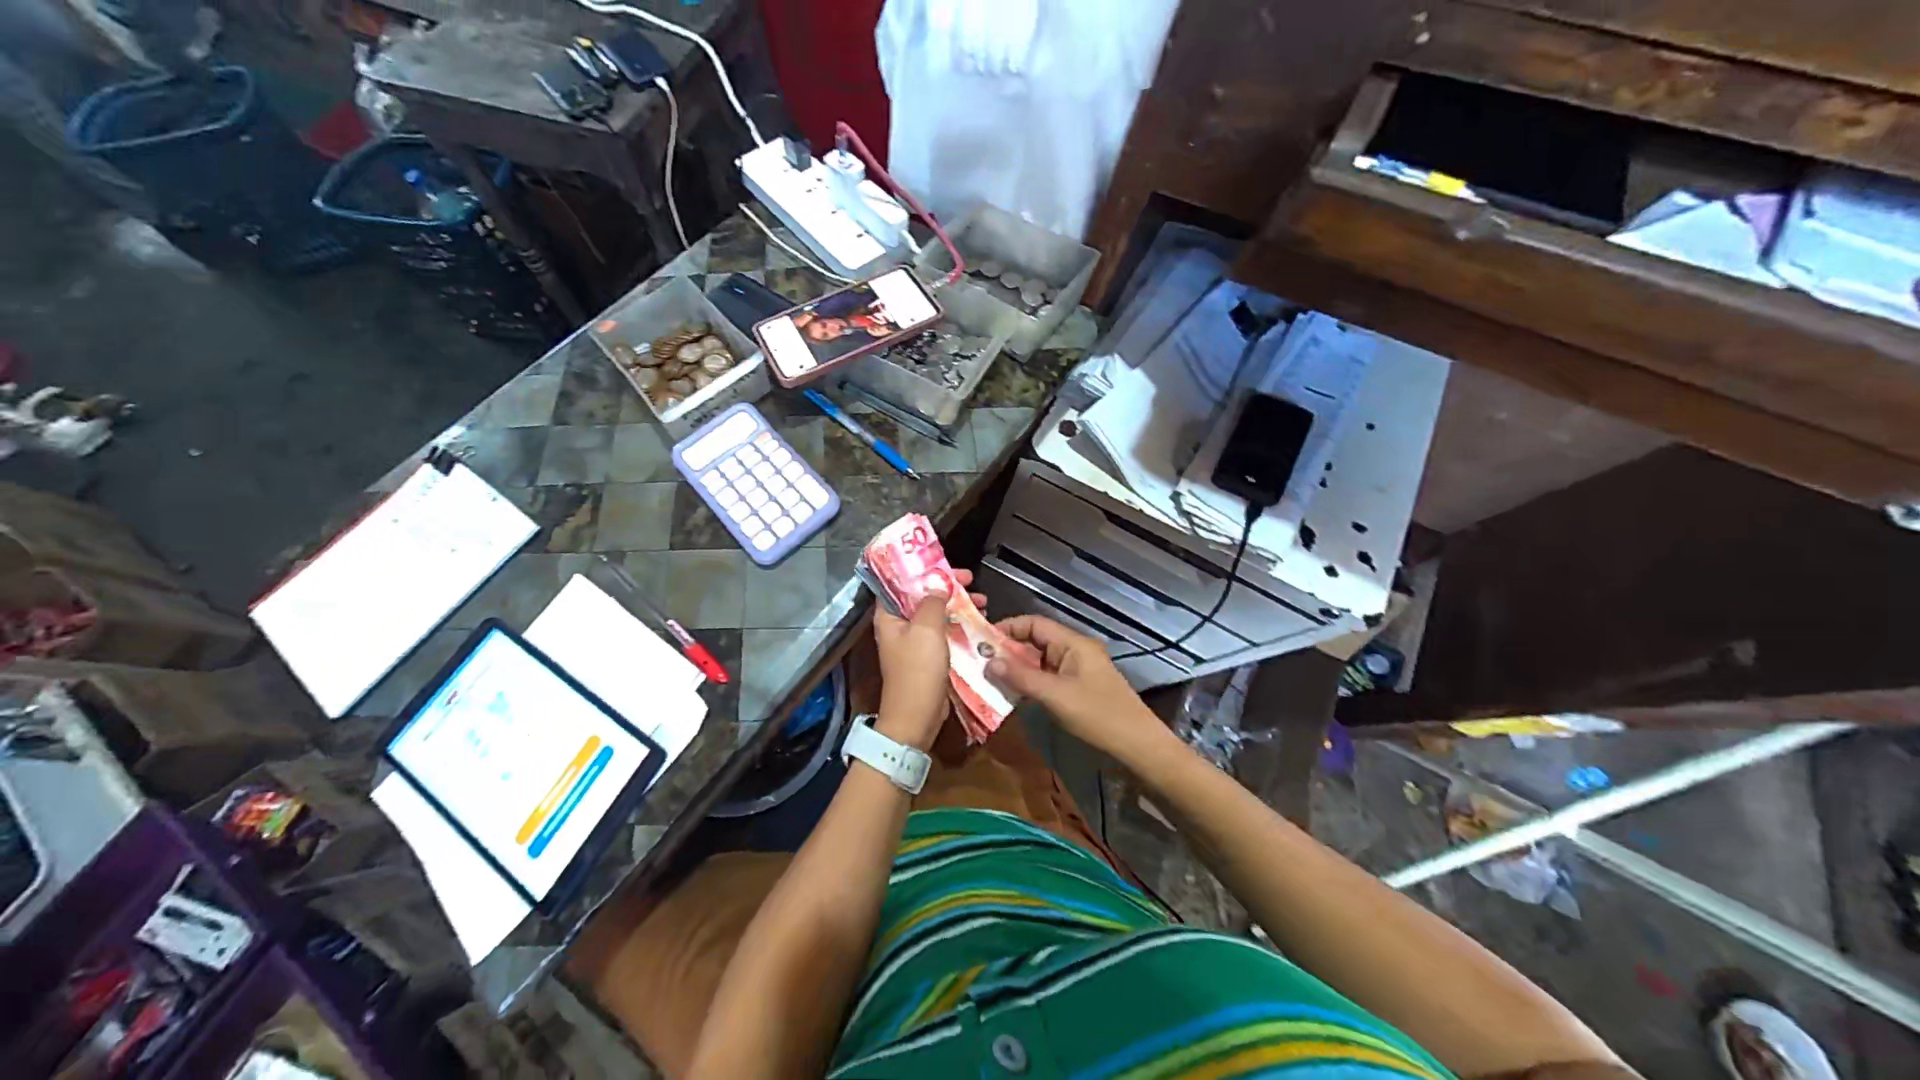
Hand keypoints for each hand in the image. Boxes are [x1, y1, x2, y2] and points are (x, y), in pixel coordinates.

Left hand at [871, 569, 984, 751]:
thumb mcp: (926, 630)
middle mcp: (898, 625)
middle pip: (922, 596)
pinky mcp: (926, 656)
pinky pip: (942, 632)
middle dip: (947, 587)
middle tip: (971, 580)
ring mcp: (912, 641)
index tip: (947, 565)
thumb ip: (932, 602)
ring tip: (981, 601)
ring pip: (935, 614)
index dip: (923, 570)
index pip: (901, 582)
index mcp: (889, 615)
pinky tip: (976, 622)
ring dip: (957, 605)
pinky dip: (958, 624)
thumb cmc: (917, 670)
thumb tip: (937, 584)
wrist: (916, 717)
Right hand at [988, 615, 1168, 759]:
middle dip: (1008, 651)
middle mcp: (1074, 652)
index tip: (980, 641)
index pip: (1034, 624)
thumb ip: (1021, 677)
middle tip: (978, 663)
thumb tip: (988, 662)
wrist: (1137, 747)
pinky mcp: (1077, 690)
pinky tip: (1012, 695)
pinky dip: (1029, 684)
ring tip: (989, 679)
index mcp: (1073, 643)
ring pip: (1039, 662)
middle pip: (1035, 642)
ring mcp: (1077, 672)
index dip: (1007, 628)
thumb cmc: (1098, 715)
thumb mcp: (1055, 695)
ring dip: (1016, 669)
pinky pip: (1047, 679)